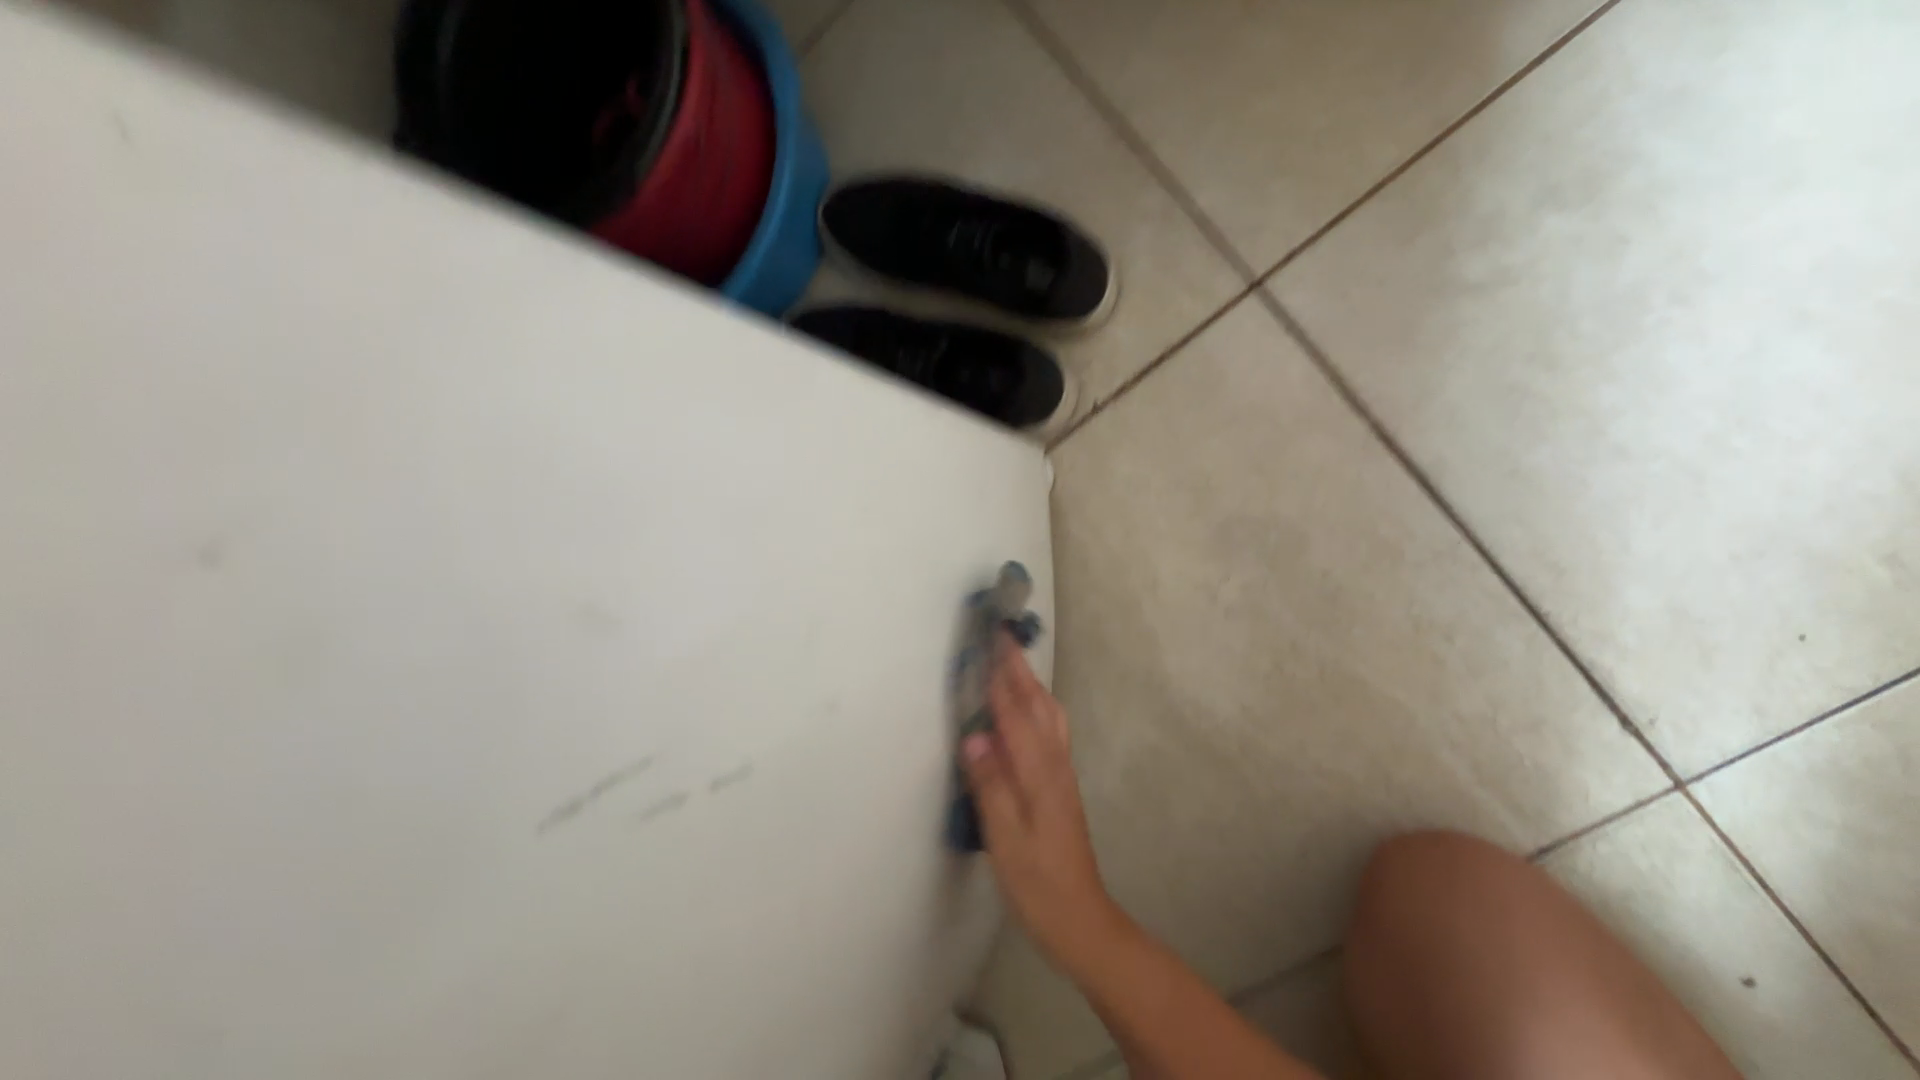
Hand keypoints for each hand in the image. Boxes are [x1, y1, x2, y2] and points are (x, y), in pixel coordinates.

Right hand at [962, 636, 1122, 967]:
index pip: (1016, 714)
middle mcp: (1055, 766)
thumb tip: (973, 737)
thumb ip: (991, 786)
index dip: (1001, 677)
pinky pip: (1050, 733)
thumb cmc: (1037, 883)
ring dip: (1031, 686)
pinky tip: (1027, 714)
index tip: (990, 641)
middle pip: (1038, 707)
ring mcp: (1062, 777)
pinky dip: (1037, 709)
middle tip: (1002, 637)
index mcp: (1039, 774)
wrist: (1081, 918)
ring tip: (1012, 665)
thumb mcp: (1005, 839)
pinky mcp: (1062, 789)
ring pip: (1050, 718)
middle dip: (1019, 670)